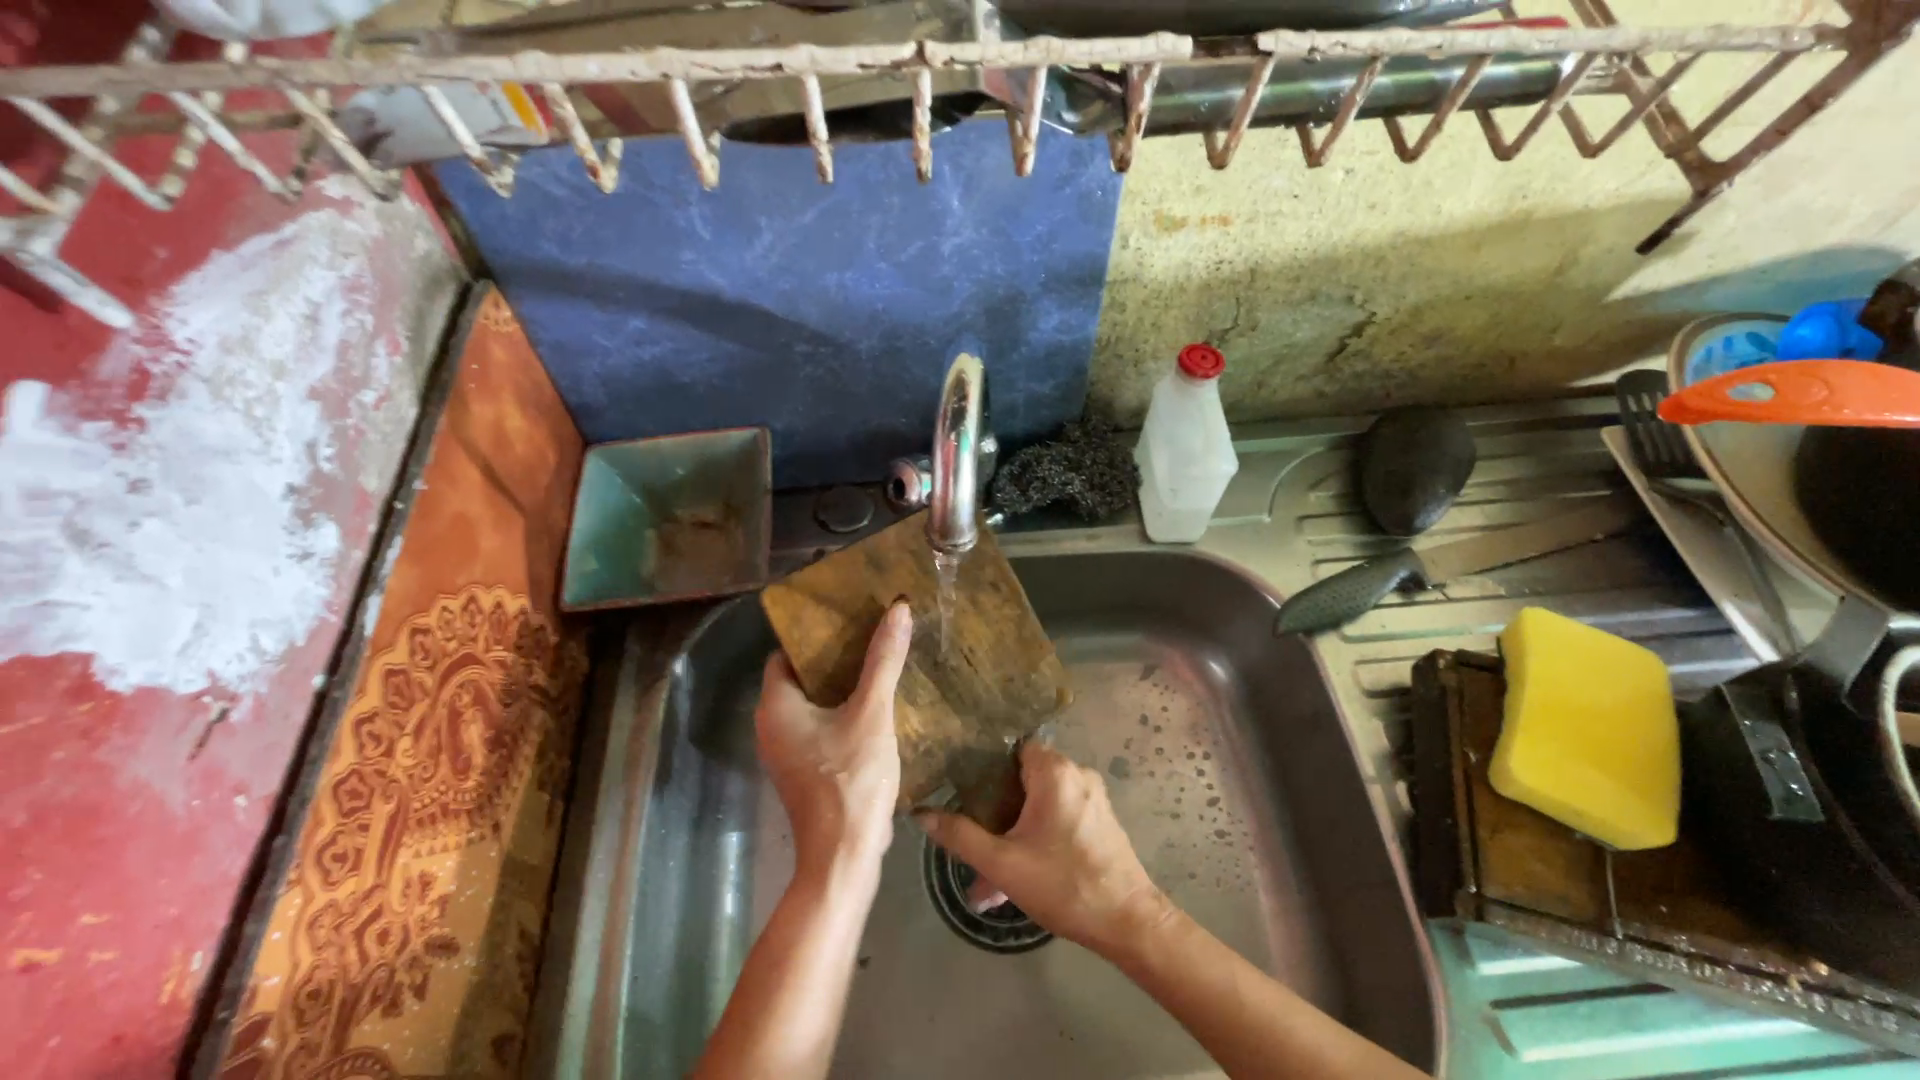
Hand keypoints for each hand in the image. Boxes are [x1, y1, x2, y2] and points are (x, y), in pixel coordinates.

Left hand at [756, 602, 912, 875]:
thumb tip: (898, 608)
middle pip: (801, 677)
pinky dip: (842, 714)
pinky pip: (820, 729)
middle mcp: (770, 726)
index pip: (787, 652)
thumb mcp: (872, 714)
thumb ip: (883, 660)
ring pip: (813, 705)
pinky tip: (877, 708)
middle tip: (873, 636)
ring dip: (842, 687)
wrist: (843, 856)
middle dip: (836, 658)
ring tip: (880, 665)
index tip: (850, 617)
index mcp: (775, 705)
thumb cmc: (850, 780)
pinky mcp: (803, 771)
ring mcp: (785, 752)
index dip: (817, 634)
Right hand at [916, 741, 1170, 952]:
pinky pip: (1059, 817)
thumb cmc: (1064, 885)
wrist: (1127, 922)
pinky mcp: (1101, 821)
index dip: (985, 764)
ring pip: (1041, 802)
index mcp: (1056, 772)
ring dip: (1014, 828)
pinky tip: (1018, 869)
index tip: (960, 785)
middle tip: (970, 831)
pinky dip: (1037, 834)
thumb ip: (960, 836)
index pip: (1013, 748)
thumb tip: (922, 814)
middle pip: (1024, 776)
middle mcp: (1077, 775)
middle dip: (996, 805)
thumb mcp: (1002, 863)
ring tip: (988, 867)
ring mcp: (1093, 799)